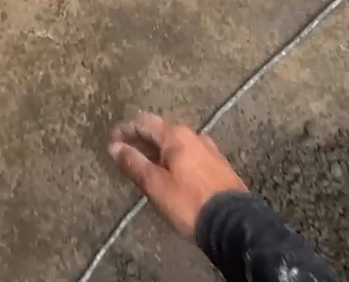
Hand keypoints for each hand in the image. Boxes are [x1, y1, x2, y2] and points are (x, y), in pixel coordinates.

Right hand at [107, 114, 247, 239]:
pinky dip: (176, 161)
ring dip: (160, 152)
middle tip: (127, 155)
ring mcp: (210, 151)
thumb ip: (133, 163)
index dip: (125, 130)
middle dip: (142, 142)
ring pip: (177, 145)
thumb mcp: (155, 185)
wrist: (236, 226)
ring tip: (149, 167)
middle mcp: (193, 136)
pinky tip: (173, 176)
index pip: (143, 123)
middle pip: (161, 132)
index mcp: (175, 135)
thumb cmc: (189, 202)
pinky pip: (191, 156)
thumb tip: (114, 147)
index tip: (112, 141)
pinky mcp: (221, 168)